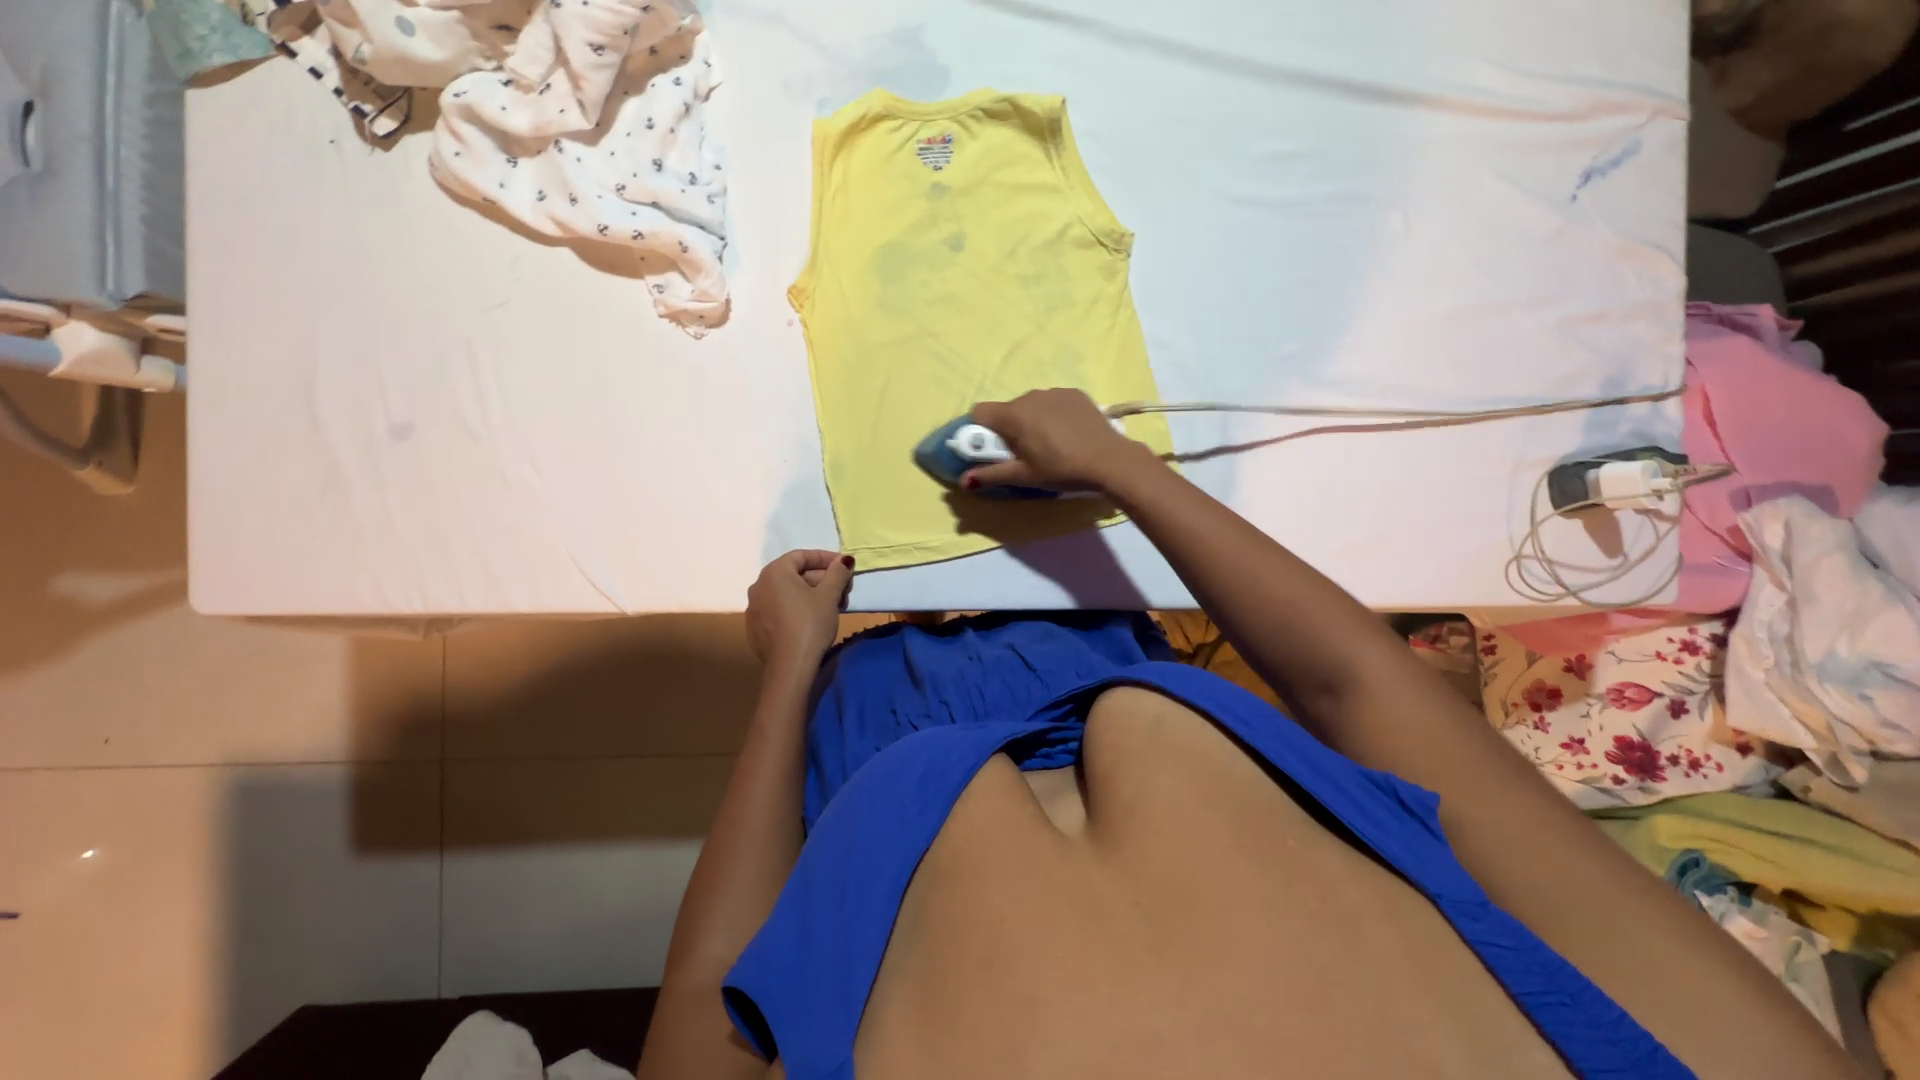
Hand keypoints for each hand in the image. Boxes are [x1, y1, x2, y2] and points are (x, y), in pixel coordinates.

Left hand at [746, 549, 855, 664]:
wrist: (790, 666)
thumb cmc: (811, 623)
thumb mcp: (829, 595)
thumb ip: (837, 573)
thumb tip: (844, 560)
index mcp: (774, 573)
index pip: (801, 556)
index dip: (825, 558)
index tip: (844, 567)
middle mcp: (758, 587)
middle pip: (794, 575)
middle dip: (821, 580)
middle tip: (843, 590)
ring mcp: (754, 609)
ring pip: (787, 594)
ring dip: (811, 595)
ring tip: (833, 606)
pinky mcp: (756, 629)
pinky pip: (779, 610)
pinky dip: (797, 609)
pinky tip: (813, 621)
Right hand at [962, 388, 1155, 492]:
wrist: (1110, 460)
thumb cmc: (1062, 469)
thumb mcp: (1025, 476)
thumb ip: (991, 474)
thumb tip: (963, 480)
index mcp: (1013, 415)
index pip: (980, 412)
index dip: (980, 431)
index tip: (993, 448)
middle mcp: (1030, 396)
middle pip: (1007, 409)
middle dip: (1009, 428)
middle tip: (1025, 453)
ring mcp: (1054, 392)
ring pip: (1031, 405)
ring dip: (1032, 420)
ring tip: (1050, 444)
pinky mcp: (1075, 393)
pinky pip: (1053, 402)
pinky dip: (1053, 414)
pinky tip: (1068, 433)